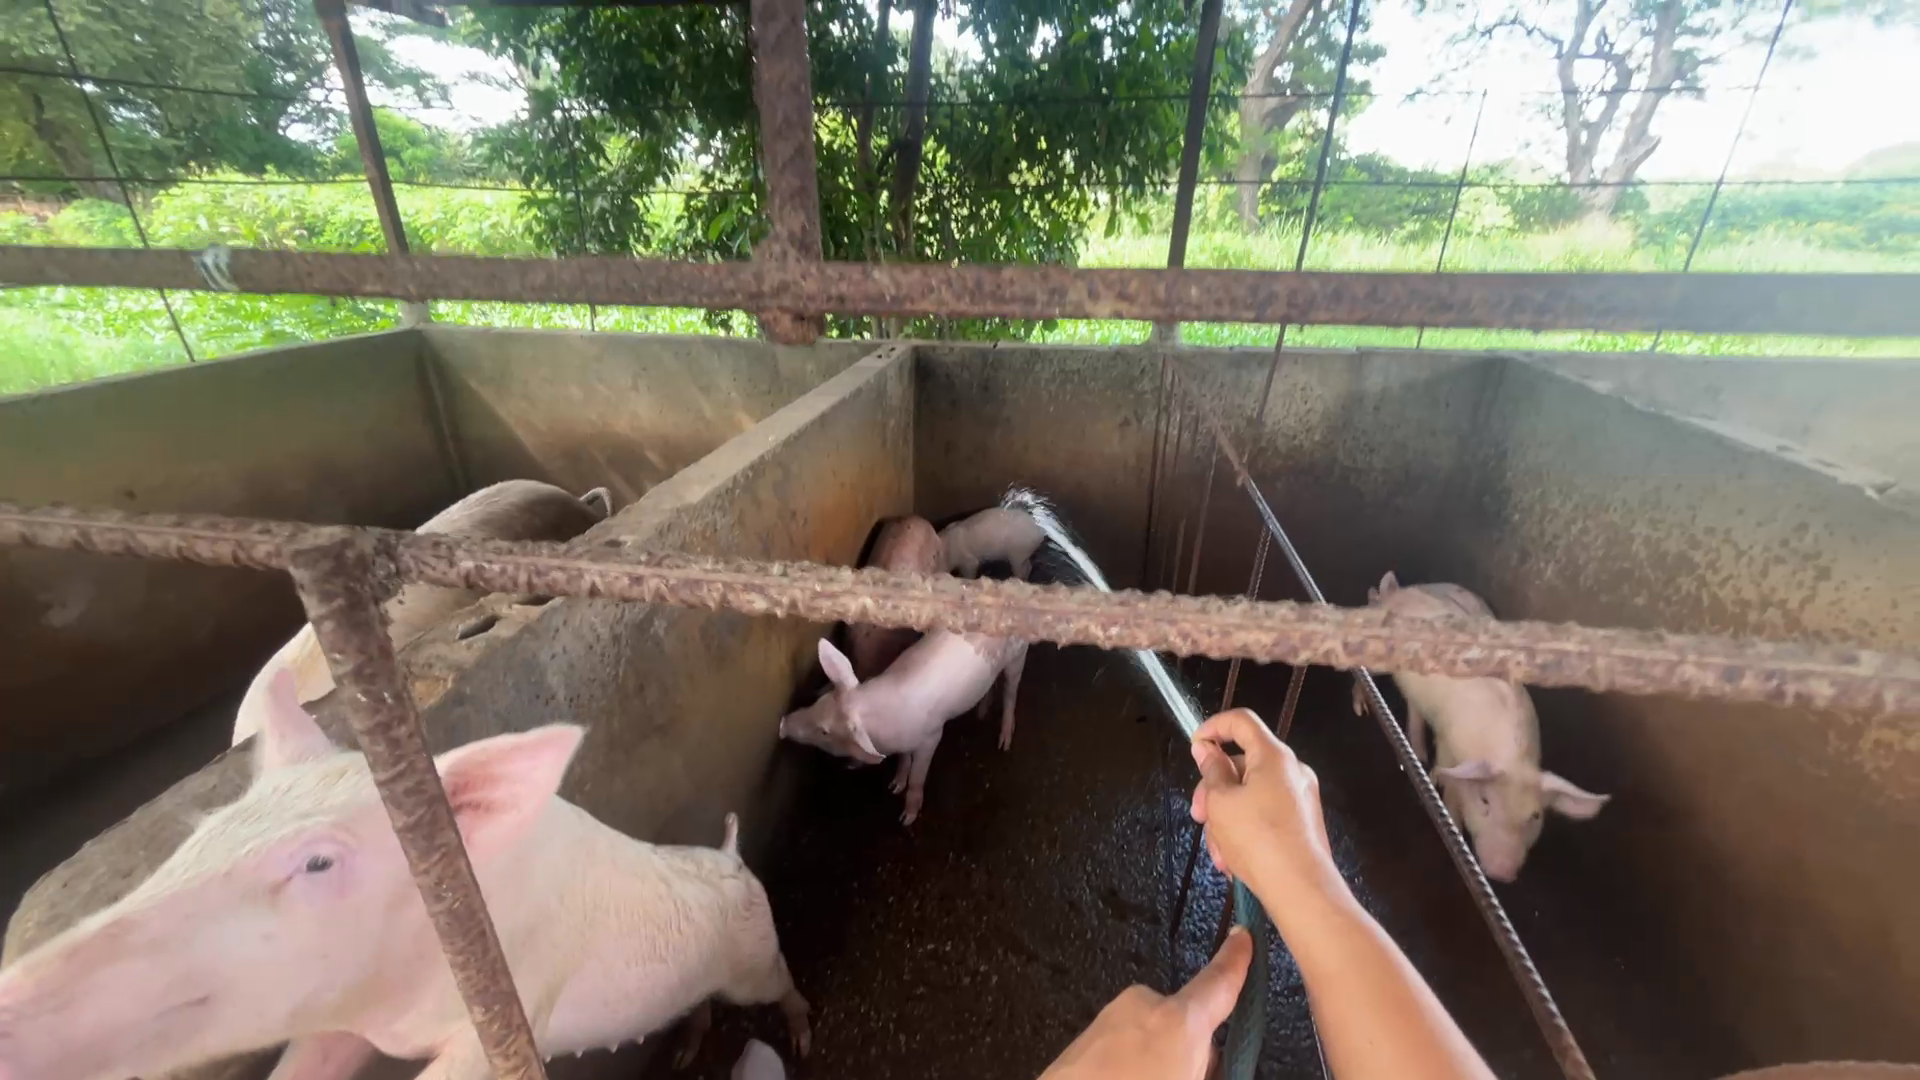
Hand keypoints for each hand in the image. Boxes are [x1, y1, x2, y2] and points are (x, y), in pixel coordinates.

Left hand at [1038, 927, 1252, 1079]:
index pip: (1218, 984)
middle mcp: (1145, 1006)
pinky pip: (1126, 1050)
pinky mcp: (1086, 1036)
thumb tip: (1208, 1059)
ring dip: (1162, 1067)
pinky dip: (1135, 1070)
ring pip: (1156, 1040)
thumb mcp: (1193, 1078)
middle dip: (1195, 1058)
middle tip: (1187, 1079)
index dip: (1235, 961)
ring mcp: (1111, 1018)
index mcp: (1179, 1023)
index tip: (1244, 933)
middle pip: (1188, 1026)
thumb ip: (1209, 1066)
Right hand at [1189, 708, 1344, 913]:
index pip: (1241, 721)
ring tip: (1217, 851)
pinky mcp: (1302, 825)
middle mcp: (1292, 772)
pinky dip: (1244, 829)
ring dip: (1226, 817)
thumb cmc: (1256, 838)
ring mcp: (1300, 799)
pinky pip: (1264, 814)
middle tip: (1199, 815)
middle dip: (1214, 789)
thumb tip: (1206, 748)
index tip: (1195, 746)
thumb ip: (1211, 770)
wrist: (1302, 892)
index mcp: (1274, 756)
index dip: (1213, 727)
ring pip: (1249, 794)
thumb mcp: (1220, 801)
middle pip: (1243, 764)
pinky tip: (1232, 859)